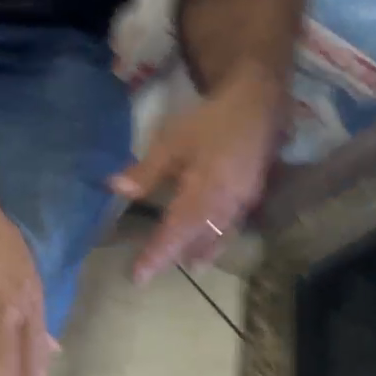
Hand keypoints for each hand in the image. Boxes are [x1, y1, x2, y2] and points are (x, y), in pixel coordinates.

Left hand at [111, 71, 283, 283]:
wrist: (259, 101)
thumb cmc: (210, 122)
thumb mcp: (171, 143)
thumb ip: (145, 170)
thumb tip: (115, 190)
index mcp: (208, 193)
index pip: (176, 232)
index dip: (157, 254)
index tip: (138, 275)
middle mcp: (230, 202)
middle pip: (200, 238)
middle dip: (175, 256)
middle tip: (151, 275)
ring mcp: (245, 197)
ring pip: (220, 232)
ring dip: (200, 249)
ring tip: (185, 266)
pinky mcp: (252, 190)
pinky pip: (232, 221)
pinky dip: (217, 235)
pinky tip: (209, 240)